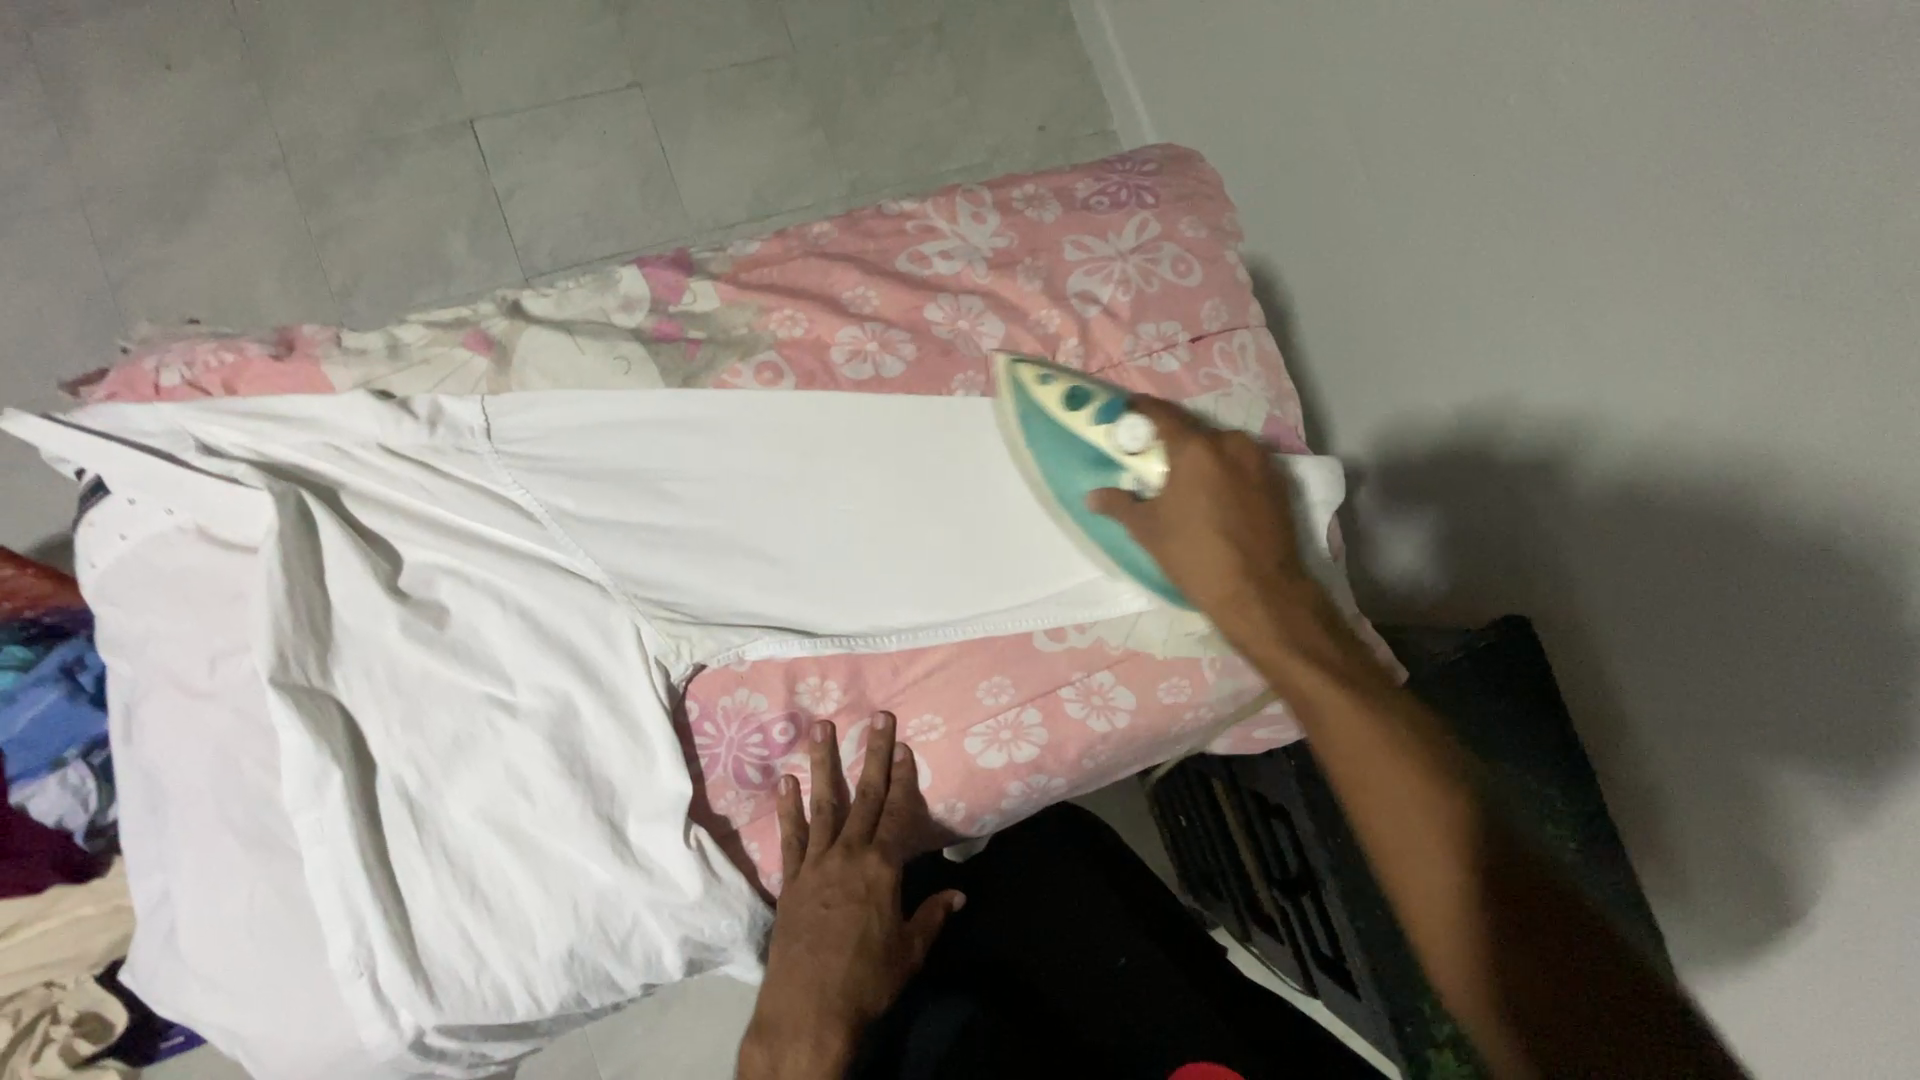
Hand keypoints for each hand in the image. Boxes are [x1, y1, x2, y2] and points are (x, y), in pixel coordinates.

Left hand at [736, 712, 964, 1079]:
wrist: (807, 1011)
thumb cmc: (867, 981)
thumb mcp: (910, 951)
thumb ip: (931, 916)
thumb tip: (958, 895)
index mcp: (883, 868)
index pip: (898, 812)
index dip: (904, 777)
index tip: (904, 744)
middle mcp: (849, 855)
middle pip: (866, 796)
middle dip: (872, 754)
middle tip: (877, 717)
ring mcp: (816, 864)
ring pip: (824, 804)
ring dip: (825, 764)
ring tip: (822, 728)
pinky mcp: (790, 880)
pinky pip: (791, 836)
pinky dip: (788, 808)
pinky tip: (787, 781)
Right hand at [1087, 396, 1340, 653]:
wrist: (1260, 592)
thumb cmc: (1195, 556)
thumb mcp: (1149, 531)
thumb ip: (1120, 505)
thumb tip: (1093, 496)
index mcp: (1196, 448)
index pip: (1162, 414)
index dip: (1141, 410)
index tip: (1126, 412)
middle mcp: (1233, 443)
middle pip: (1195, 431)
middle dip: (1174, 440)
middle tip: (1155, 457)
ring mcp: (1262, 462)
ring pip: (1224, 447)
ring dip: (1204, 457)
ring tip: (1188, 480)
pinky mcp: (1280, 483)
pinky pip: (1246, 466)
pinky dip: (1228, 472)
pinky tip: (1218, 497)